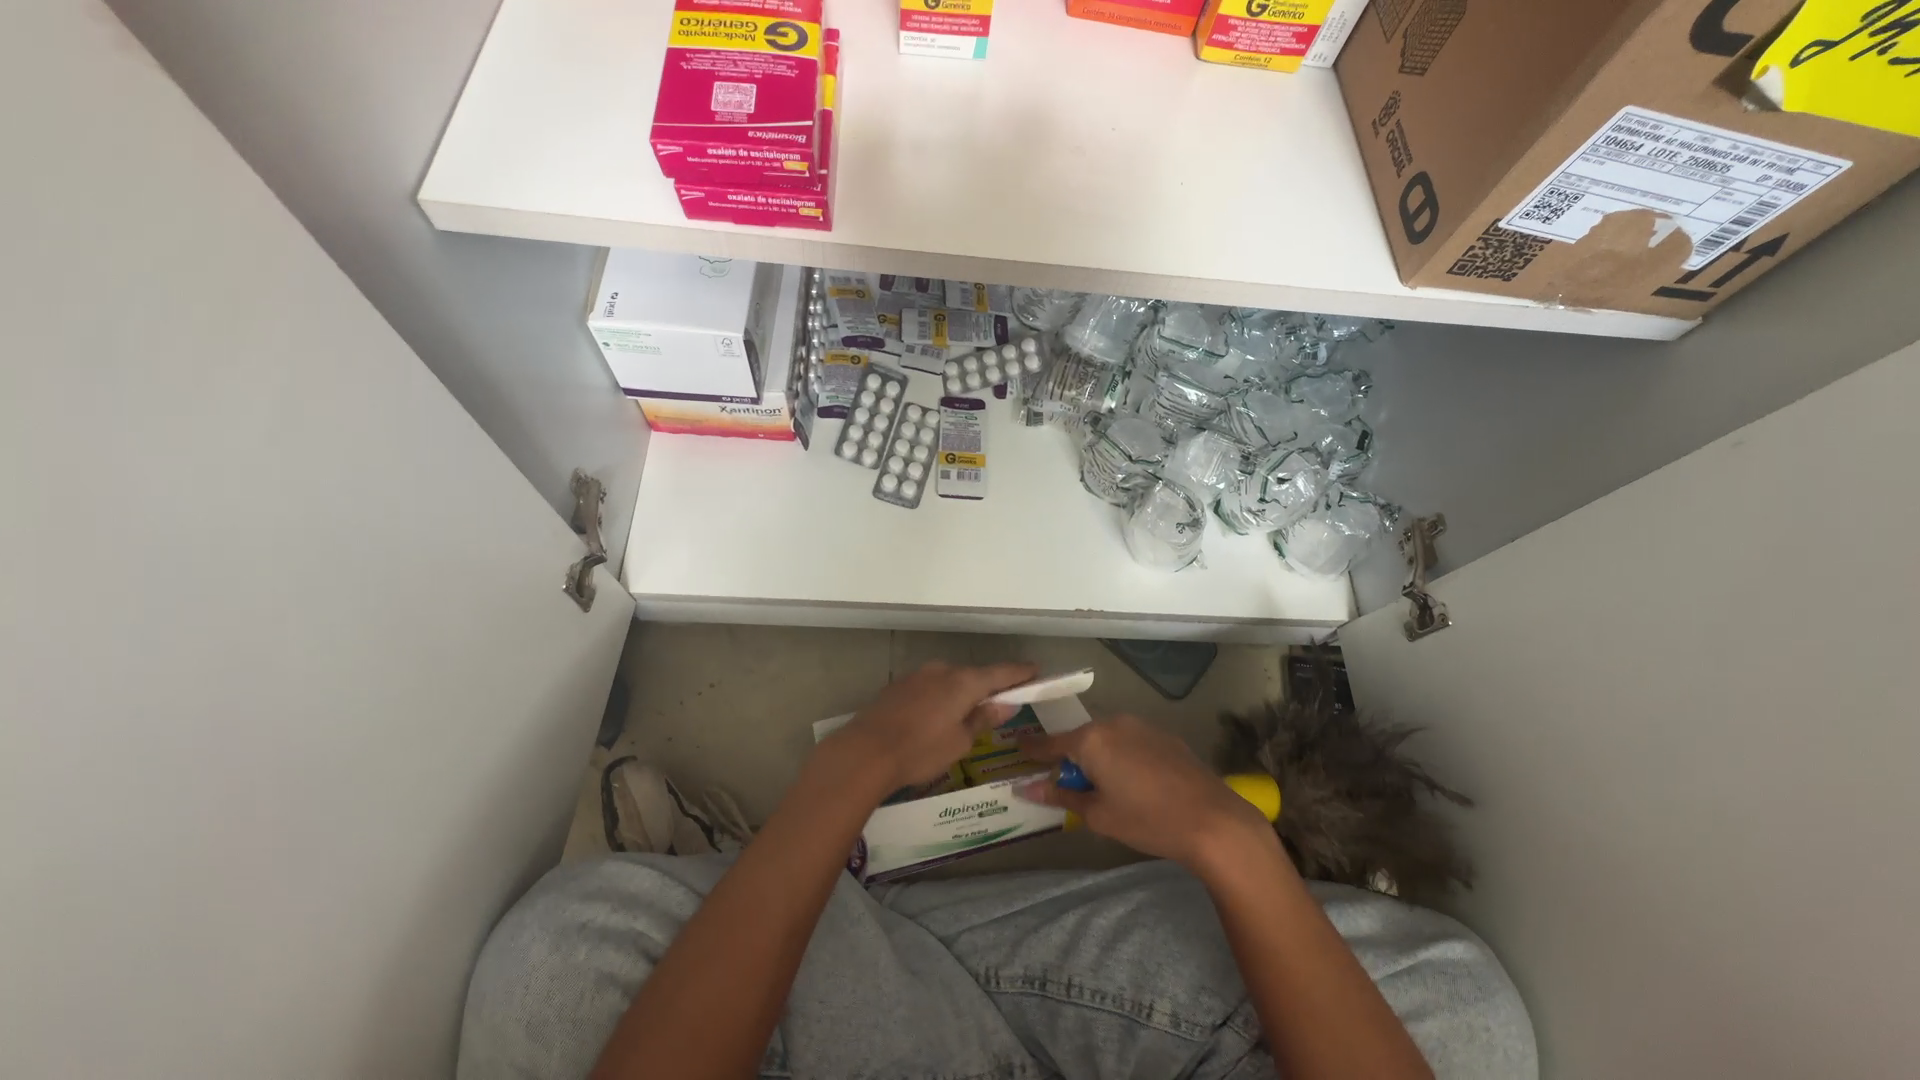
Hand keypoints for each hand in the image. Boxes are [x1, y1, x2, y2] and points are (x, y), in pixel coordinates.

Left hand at [822, 661, 1037, 796]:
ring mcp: (916, 676)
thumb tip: (1005, 704)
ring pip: (948, 682)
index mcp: (963, 682)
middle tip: (1000, 704)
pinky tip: (935, 718)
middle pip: (973, 676)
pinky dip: (939, 698)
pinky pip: (929, 688)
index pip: (1001, 673)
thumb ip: (983, 719)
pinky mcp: (897, 687)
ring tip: (965, 717)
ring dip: (960, 694)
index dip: (1020, 673)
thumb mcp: (960, 742)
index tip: (1036, 672)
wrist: (865, 752)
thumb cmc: (921, 751)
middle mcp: (941, 671)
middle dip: (987, 687)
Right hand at [1015, 715, 1277, 870]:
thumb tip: (1027, 788)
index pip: (1051, 743)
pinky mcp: (1165, 736)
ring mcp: (1143, 726)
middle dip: (1072, 758)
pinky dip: (1123, 756)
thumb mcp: (1098, 815)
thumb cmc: (1148, 820)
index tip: (1017, 748)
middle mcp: (1114, 723)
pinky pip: (1131, 742)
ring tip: (1105, 788)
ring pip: (1108, 738)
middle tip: (1069, 785)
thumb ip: (1061, 797)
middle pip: (1081, 738)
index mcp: (1091, 740)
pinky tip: (1135, 783)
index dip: (1033, 749)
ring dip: (1100, 757)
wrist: (1213, 821)